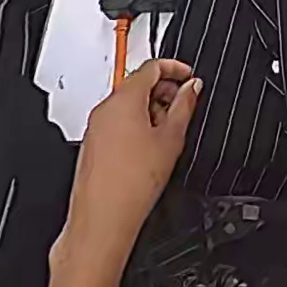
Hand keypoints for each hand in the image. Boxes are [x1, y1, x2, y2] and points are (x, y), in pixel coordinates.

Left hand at [58, 59, 202, 269]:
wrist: (103, 219)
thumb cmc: (132, 184)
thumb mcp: (171, 138)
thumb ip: (185, 106)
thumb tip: (192, 88)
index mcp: (124, 99)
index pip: (151, 66)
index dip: (175, 68)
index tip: (188, 75)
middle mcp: (105, 108)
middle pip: (139, 83)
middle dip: (164, 90)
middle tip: (184, 104)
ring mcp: (96, 126)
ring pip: (128, 104)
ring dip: (152, 109)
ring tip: (170, 132)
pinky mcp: (94, 144)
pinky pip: (118, 122)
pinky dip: (137, 124)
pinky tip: (152, 148)